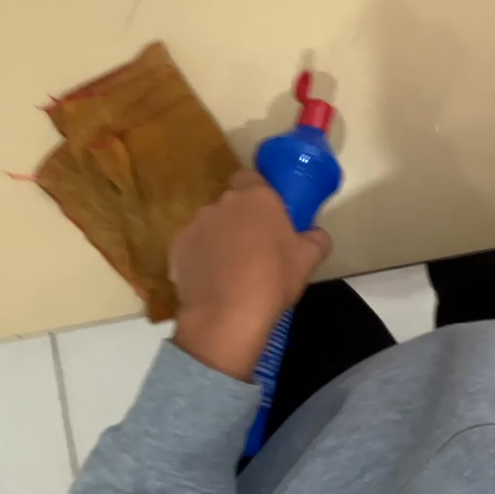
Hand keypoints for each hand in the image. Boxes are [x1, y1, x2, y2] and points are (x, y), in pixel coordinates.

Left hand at [169, 170, 332, 378]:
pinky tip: (212, 282)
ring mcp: (196, 225)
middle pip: (232, 204)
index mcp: (256, 197)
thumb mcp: (309, 260)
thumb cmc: (273, 279)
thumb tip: (316, 234)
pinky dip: (201, 259)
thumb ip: (317, 239)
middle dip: (241, 219)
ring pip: (211, 225)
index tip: (268, 214)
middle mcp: (222, 203)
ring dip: (220, 239)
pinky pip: (193, 248)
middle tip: (256, 246)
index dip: (258, 192)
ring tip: (232, 269)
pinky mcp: (177, 249)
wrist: (228, 316)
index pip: (250, 177)